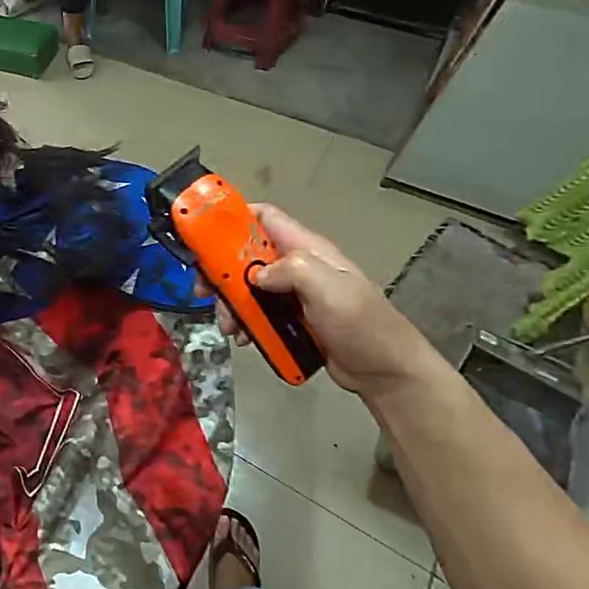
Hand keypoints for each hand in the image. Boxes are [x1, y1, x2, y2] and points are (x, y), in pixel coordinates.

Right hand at [213, 204, 440, 396]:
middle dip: (222, 271)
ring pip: (249, 289)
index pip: (265, 218)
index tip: (203, 233)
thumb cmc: (362, 324)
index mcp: (306, 248)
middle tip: (203, 291)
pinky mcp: (292, 322)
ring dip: (232, 305)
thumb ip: (292, 270)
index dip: (233, 218)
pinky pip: (260, 316)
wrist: (385, 371)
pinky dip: (247, 324)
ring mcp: (294, 296)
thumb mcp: (329, 289)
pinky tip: (245, 340)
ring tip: (229, 328)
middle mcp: (297, 266)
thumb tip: (256, 276)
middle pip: (247, 256)